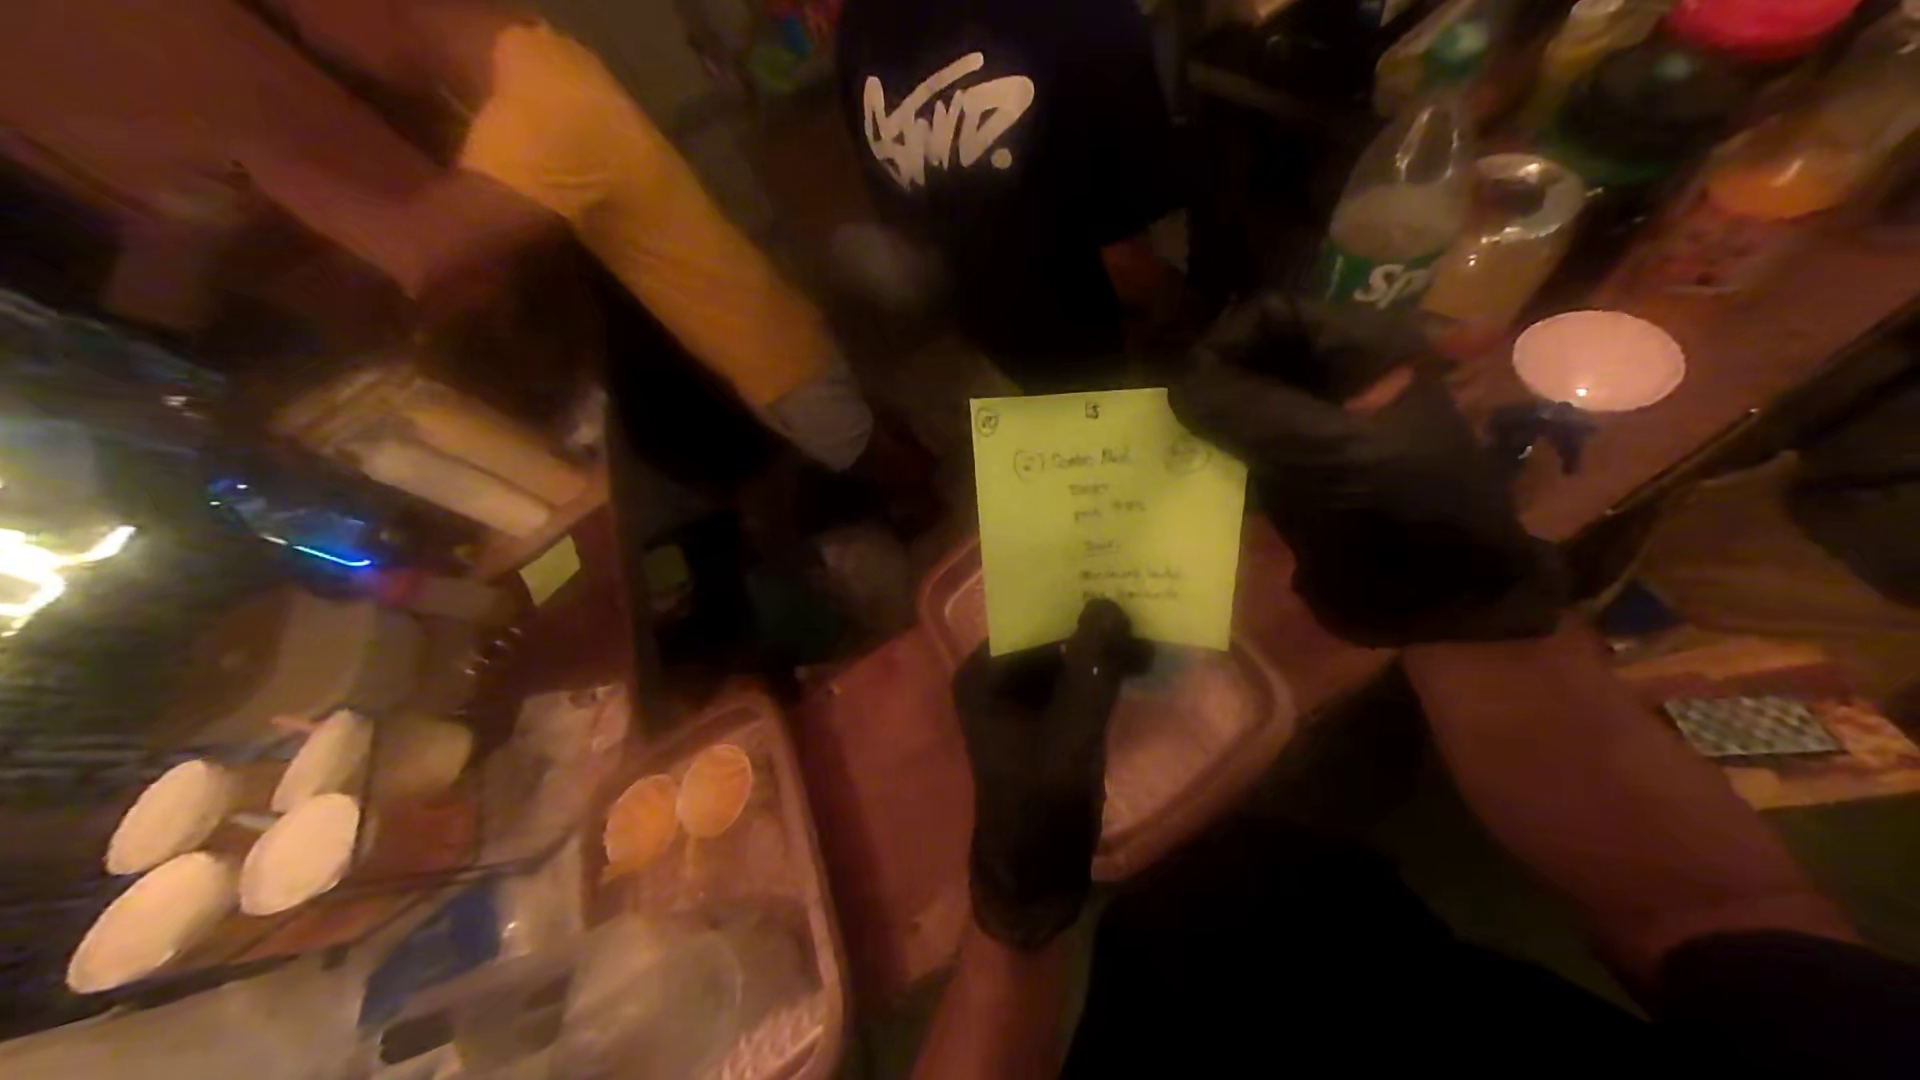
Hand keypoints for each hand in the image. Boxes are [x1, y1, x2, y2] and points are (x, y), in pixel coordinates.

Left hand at [952, 600, 1141, 949]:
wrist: (1037, 869)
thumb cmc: (1040, 797)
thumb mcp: (1071, 730)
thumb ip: (1091, 667)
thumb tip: (1109, 604)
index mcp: (984, 674)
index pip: (1026, 619)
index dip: (1067, 598)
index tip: (1111, 575)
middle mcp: (996, 679)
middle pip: (1048, 636)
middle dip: (1092, 623)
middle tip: (1140, 600)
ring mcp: (1022, 700)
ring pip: (1066, 658)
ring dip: (1103, 648)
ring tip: (1150, 632)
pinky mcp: (1047, 720)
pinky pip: (1076, 682)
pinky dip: (1104, 673)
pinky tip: (1141, 663)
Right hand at [1169, 297, 1564, 646]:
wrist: (1438, 596)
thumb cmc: (1401, 511)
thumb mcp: (1327, 451)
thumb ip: (1249, 411)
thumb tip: (1177, 382)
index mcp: (1360, 349)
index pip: (1270, 314)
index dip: (1223, 342)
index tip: (1187, 391)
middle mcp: (1329, 377)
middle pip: (1247, 357)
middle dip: (1206, 384)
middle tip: (1171, 424)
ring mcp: (1307, 426)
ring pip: (1236, 403)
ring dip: (1202, 424)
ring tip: (1171, 452)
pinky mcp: (1289, 469)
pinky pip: (1237, 448)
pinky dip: (1210, 459)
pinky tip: (1188, 479)